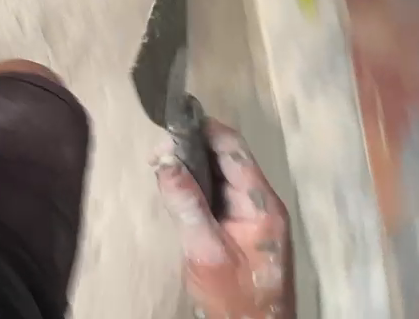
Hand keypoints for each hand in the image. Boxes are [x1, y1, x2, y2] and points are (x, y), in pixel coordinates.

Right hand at [154, 121, 293, 318]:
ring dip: (190, 163)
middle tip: (157, 151)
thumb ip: (185, 203)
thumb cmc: (235, 298)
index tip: (167, 121)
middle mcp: (261, 200)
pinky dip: (194, 182)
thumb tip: (162, 155)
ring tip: (160, 164)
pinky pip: (216, 189)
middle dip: (190, 146)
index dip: (201, 127)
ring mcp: (253, 212)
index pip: (232, 147)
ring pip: (218, 170)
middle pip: (225, 154)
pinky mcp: (242, 224)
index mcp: (262, 203)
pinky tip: (174, 185)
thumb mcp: (205, 251)